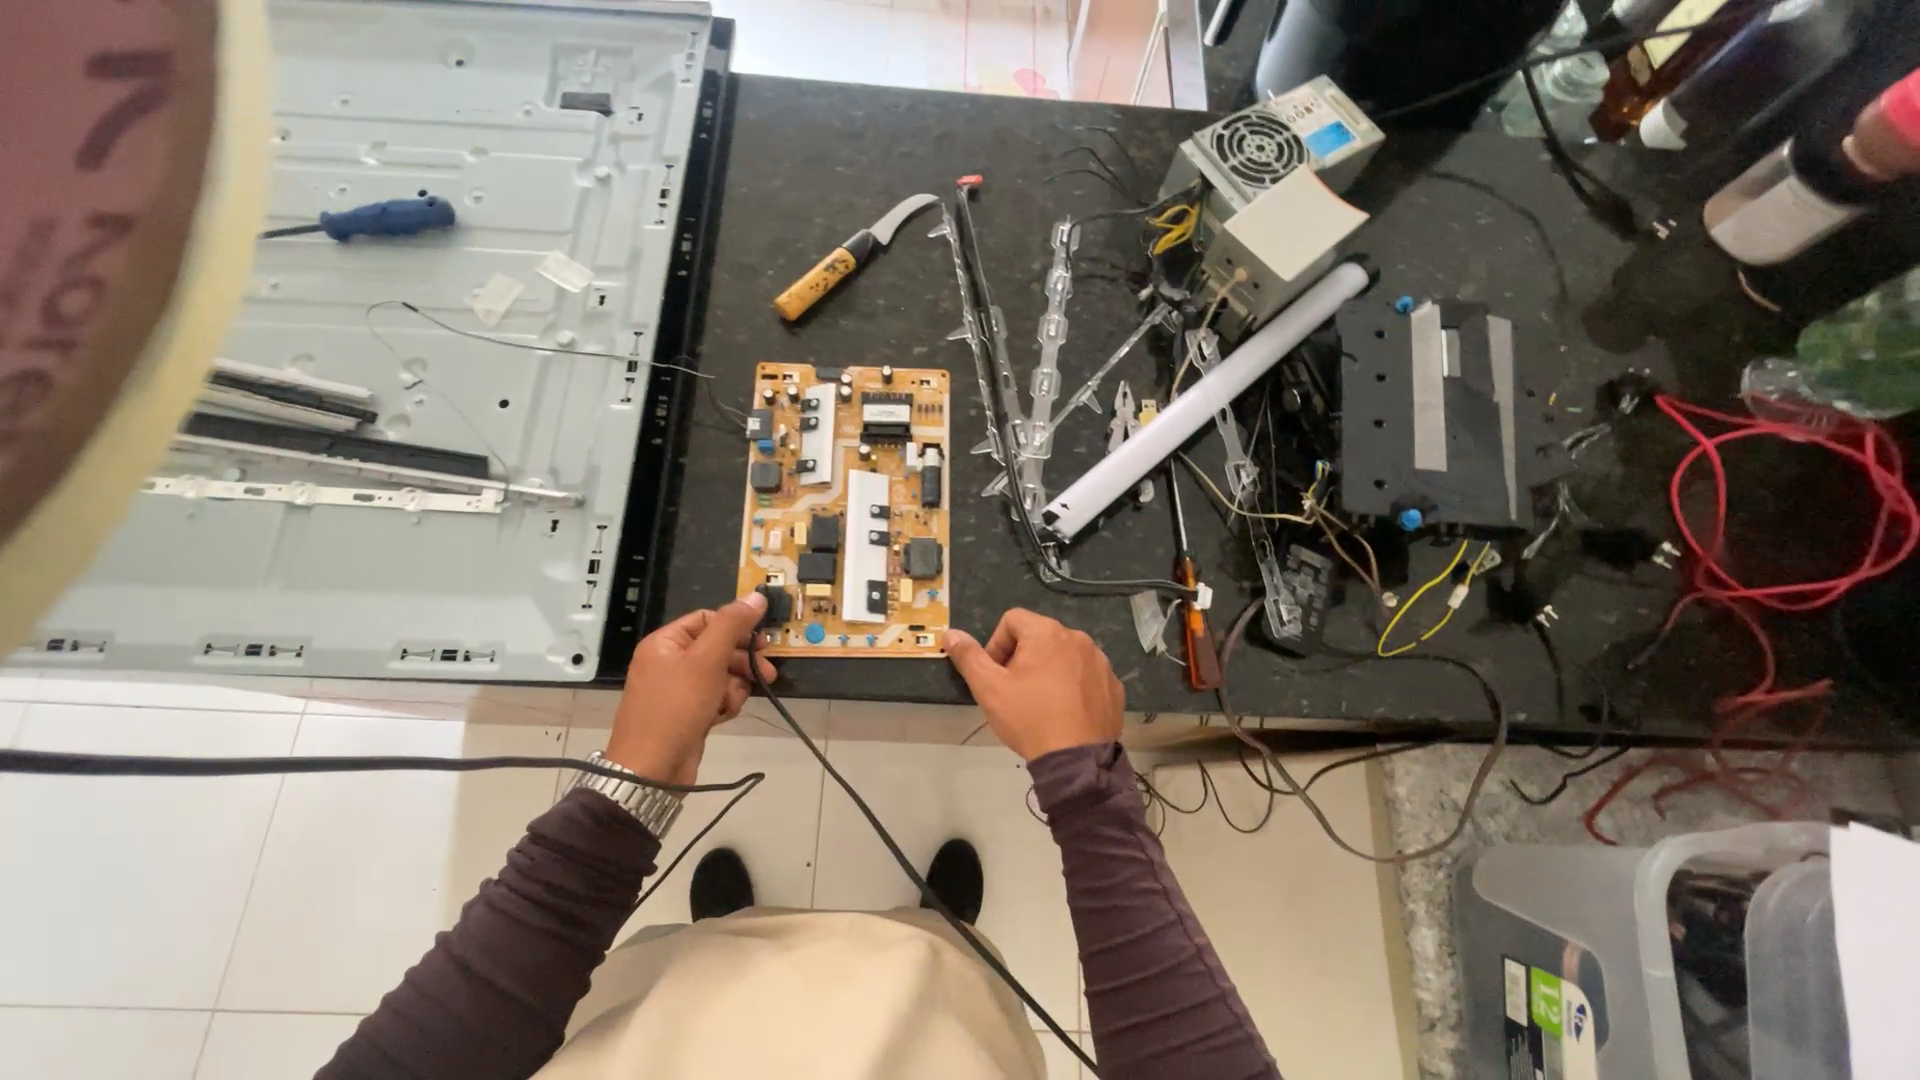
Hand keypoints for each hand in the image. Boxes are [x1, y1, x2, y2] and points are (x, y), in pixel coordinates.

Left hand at [608, 592, 775, 785]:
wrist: (651, 770)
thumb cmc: (676, 708)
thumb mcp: (707, 660)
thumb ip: (732, 625)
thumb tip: (756, 596)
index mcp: (665, 642)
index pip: (708, 619)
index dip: (736, 627)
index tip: (762, 641)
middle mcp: (668, 662)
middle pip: (717, 648)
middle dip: (742, 661)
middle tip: (767, 672)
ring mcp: (677, 690)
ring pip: (720, 674)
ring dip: (734, 686)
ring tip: (733, 701)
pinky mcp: (686, 713)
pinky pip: (714, 697)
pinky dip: (724, 704)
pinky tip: (723, 716)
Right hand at [944, 610, 1123, 761]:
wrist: (1076, 760)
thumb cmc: (1029, 718)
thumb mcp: (989, 688)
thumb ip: (968, 657)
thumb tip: (951, 633)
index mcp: (1047, 632)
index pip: (1012, 620)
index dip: (996, 644)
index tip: (996, 675)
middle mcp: (1078, 638)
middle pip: (1039, 636)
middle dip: (1022, 658)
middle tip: (1015, 692)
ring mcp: (1100, 661)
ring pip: (1064, 656)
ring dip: (1049, 671)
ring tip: (1040, 704)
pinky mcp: (1114, 685)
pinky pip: (1086, 676)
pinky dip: (1073, 687)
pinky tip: (1065, 712)